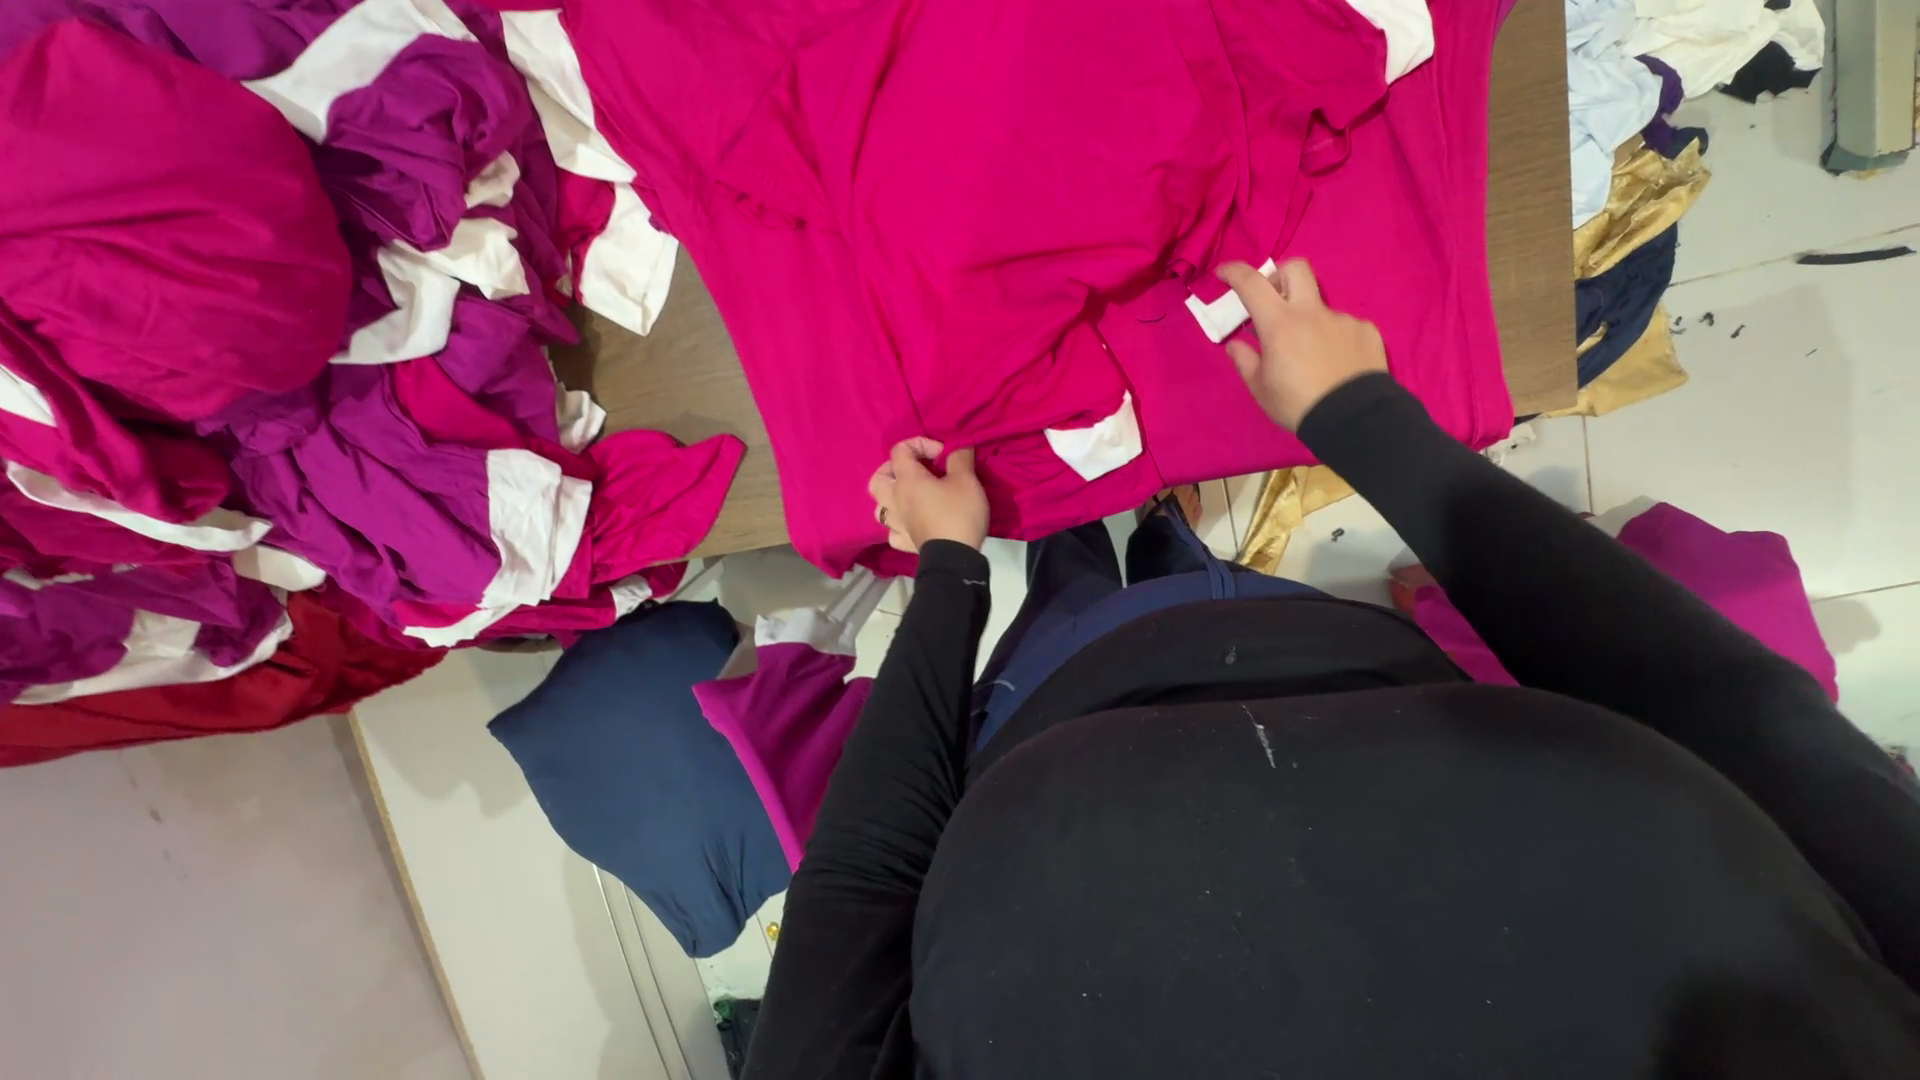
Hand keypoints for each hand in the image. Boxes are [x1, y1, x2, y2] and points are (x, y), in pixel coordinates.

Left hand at [868, 438, 989, 552]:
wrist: (955, 558)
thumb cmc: (958, 513)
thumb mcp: (966, 479)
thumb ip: (959, 457)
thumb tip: (957, 447)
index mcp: (906, 480)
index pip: (899, 450)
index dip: (920, 444)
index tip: (942, 455)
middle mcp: (894, 500)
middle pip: (878, 479)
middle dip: (892, 470)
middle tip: (913, 472)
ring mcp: (896, 524)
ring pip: (880, 507)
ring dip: (891, 499)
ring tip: (909, 497)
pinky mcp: (904, 543)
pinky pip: (892, 531)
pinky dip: (898, 525)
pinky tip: (911, 523)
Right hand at [1218, 259, 1388, 429]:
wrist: (1352, 418)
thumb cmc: (1296, 404)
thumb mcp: (1260, 387)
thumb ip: (1245, 360)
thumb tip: (1236, 344)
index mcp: (1280, 324)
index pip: (1252, 284)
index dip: (1234, 272)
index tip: (1223, 273)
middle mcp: (1312, 312)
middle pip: (1295, 269)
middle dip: (1279, 276)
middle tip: (1271, 301)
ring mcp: (1342, 319)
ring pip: (1319, 307)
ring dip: (1307, 321)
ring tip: (1308, 354)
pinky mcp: (1365, 330)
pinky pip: (1343, 327)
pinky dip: (1332, 338)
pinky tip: (1333, 363)